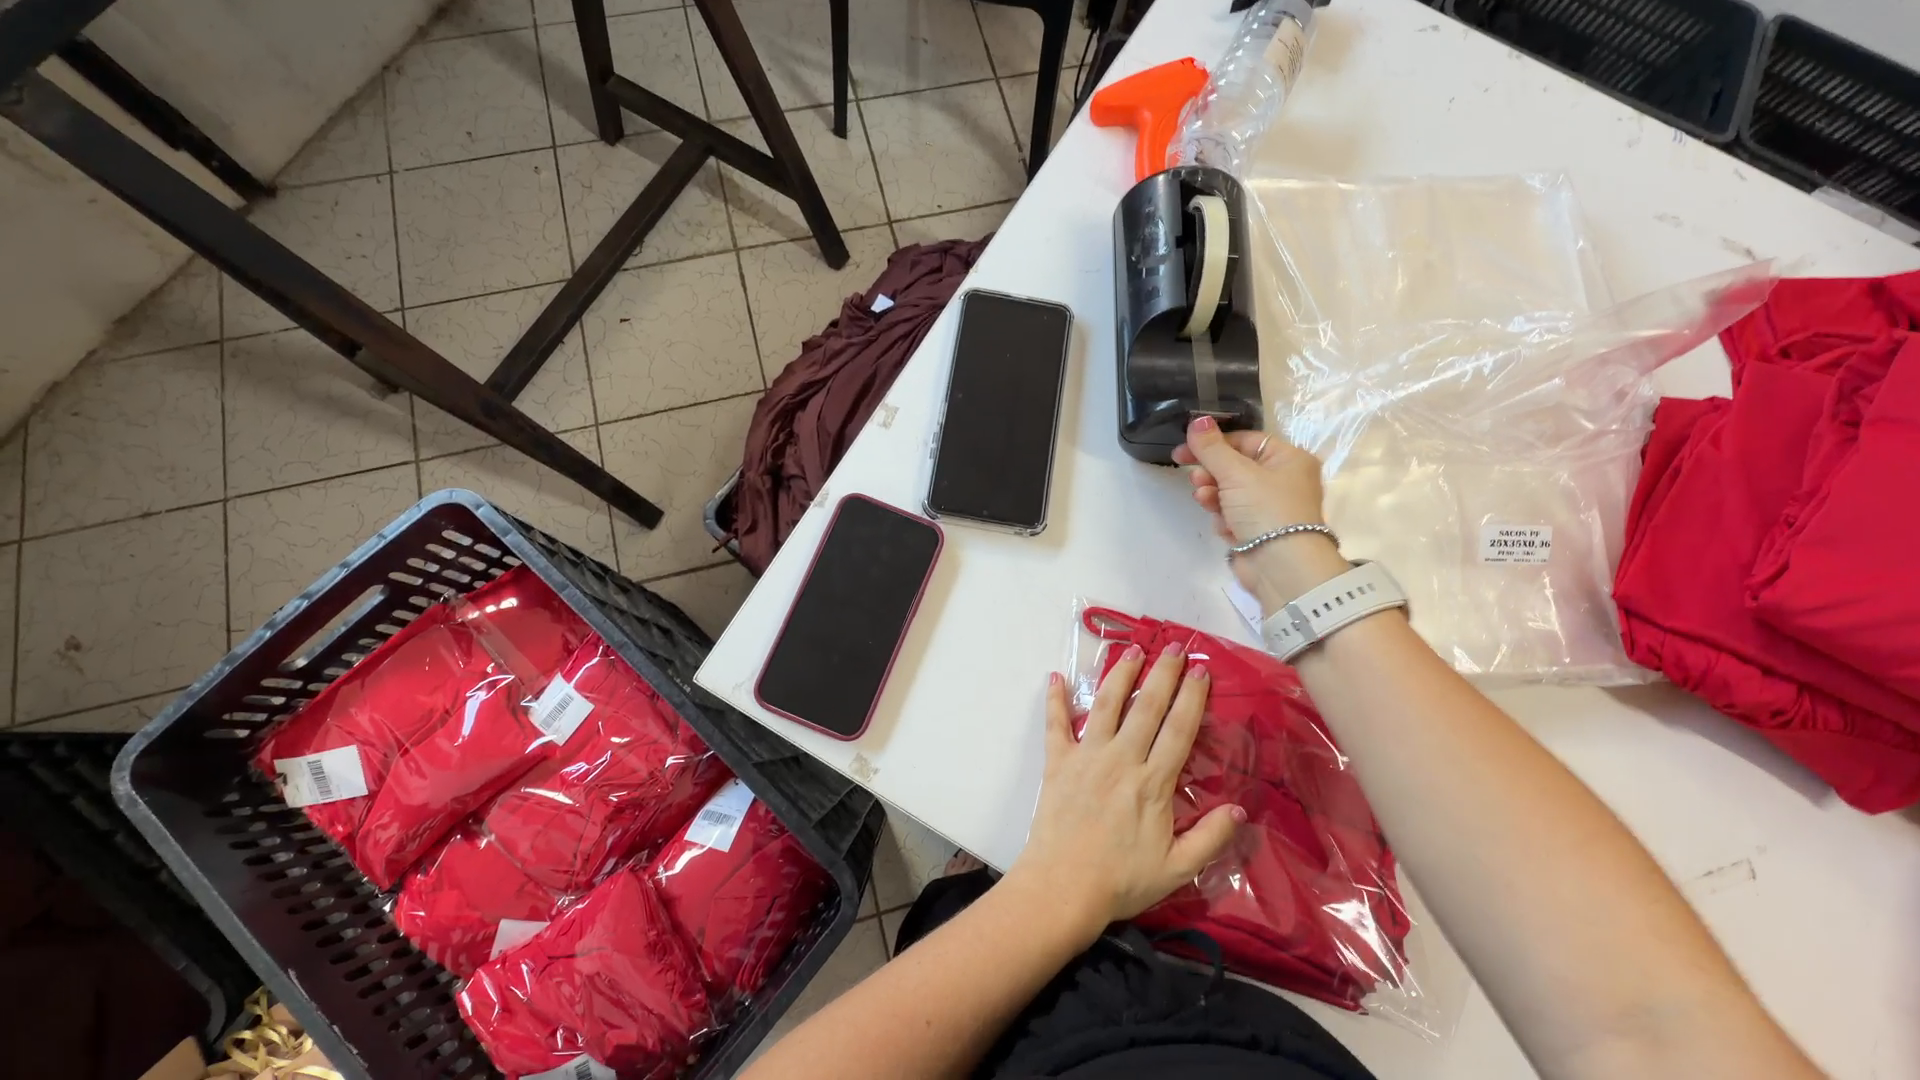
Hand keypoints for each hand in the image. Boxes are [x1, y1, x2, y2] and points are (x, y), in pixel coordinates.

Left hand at [1008, 643, 1243, 940]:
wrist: (1062, 889)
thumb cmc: (1121, 881)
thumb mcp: (1177, 869)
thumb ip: (1210, 838)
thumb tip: (1240, 810)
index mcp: (1153, 783)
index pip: (1179, 730)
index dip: (1192, 697)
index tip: (1201, 670)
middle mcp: (1121, 760)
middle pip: (1147, 708)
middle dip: (1163, 673)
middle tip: (1175, 647)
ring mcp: (1086, 758)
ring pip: (1106, 706)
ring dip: (1121, 675)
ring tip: (1133, 650)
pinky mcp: (1057, 764)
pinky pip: (1055, 725)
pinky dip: (1055, 700)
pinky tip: (1055, 677)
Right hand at [1173, 415, 1349, 609]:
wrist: (1281, 567)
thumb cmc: (1266, 509)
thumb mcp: (1236, 472)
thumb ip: (1212, 447)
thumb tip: (1197, 420)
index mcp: (1289, 459)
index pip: (1245, 440)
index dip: (1214, 444)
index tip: (1184, 449)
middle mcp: (1283, 480)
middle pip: (1236, 467)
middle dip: (1212, 473)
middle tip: (1195, 478)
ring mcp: (1270, 507)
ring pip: (1230, 492)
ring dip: (1214, 495)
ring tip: (1205, 500)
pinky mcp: (1258, 530)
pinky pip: (1233, 514)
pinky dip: (1223, 517)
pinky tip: (1223, 524)